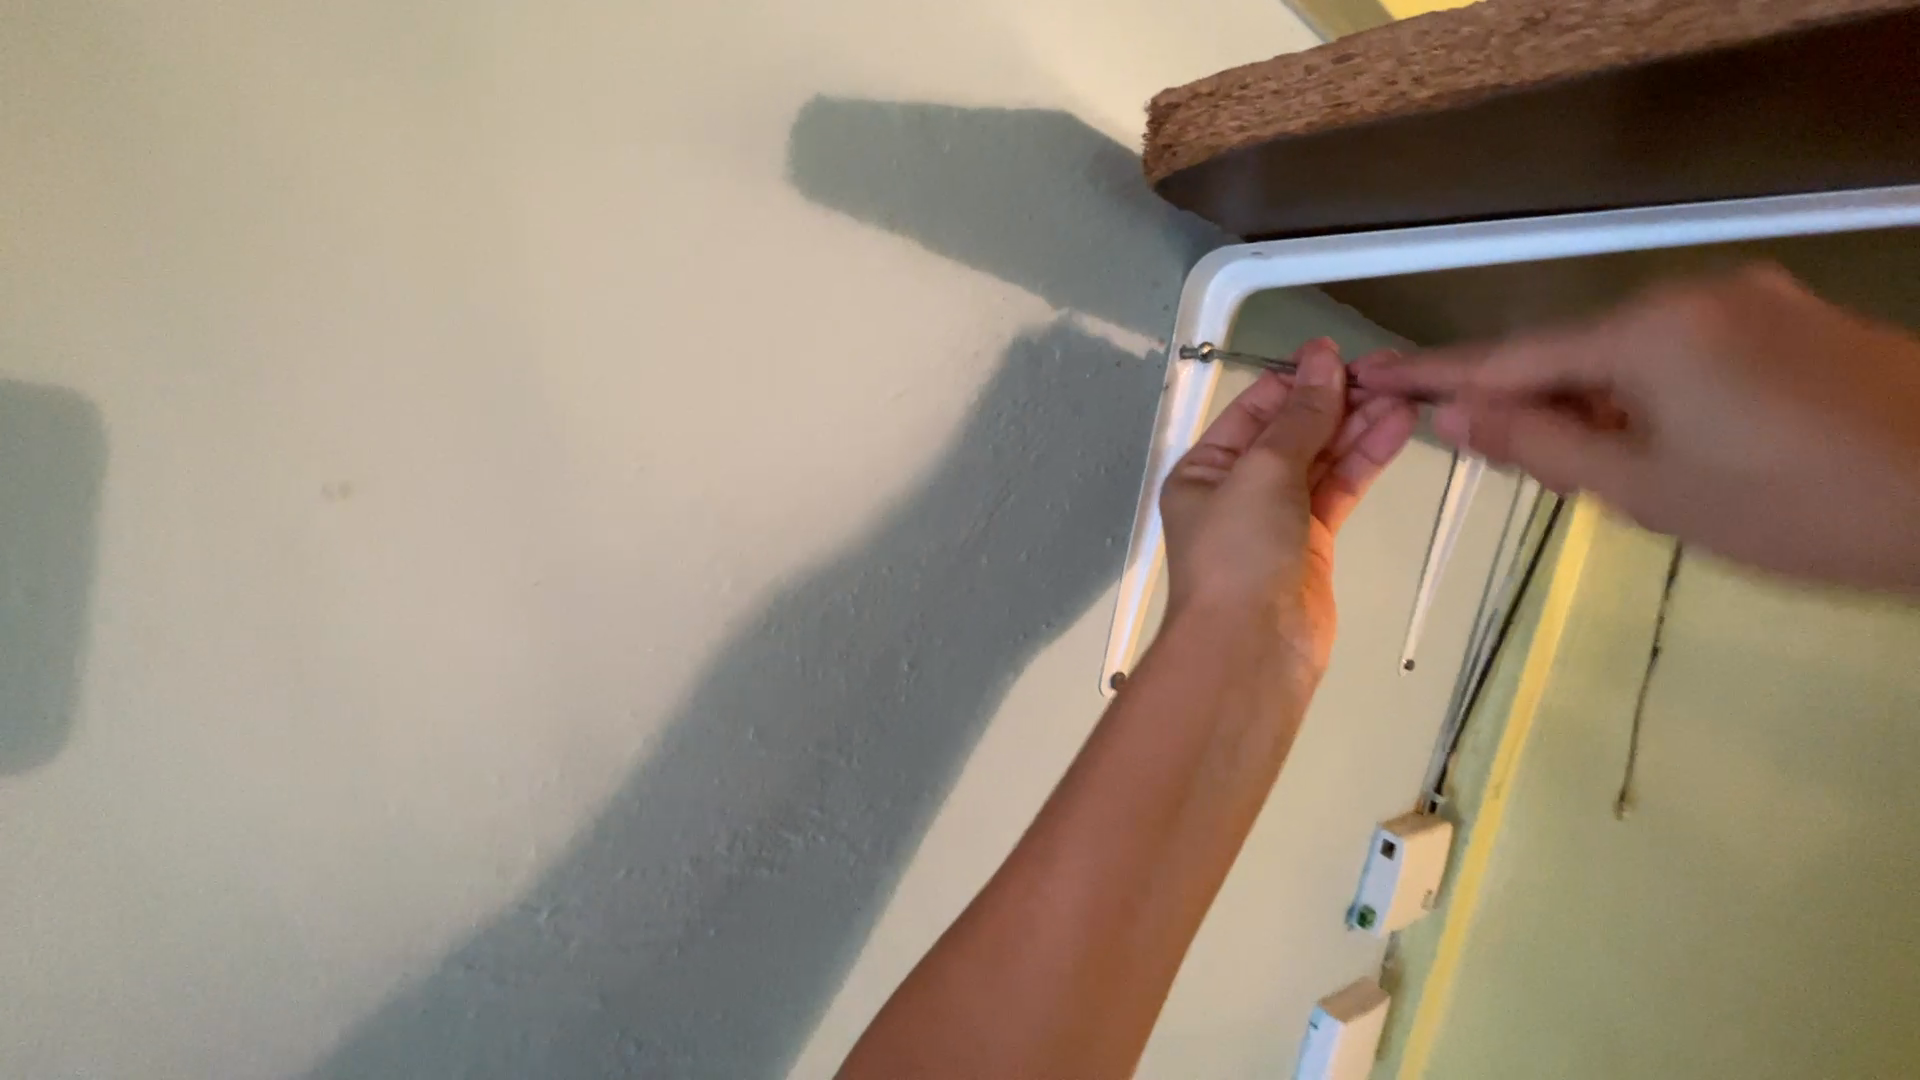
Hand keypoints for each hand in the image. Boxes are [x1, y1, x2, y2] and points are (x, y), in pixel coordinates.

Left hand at [1160, 339, 1416, 681]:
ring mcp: (1274, 516)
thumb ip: (1297, 417)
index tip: (1344, 355)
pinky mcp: (1310, 541)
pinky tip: (1397, 427)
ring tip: (1406, 392)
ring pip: (1319, 458)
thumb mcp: (1261, 472)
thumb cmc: (1240, 552)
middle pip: (1289, 432)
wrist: (1252, 647)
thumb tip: (1321, 360)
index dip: (1297, 380)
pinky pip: (1337, 489)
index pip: (1252, 410)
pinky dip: (1364, 459)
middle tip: (1390, 371)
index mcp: (1204, 469)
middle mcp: (1235, 489)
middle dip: (1334, 401)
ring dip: (1357, 426)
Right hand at [1354, 266, 1919, 591]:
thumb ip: (1536, 446)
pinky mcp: (1783, 324)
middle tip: (1503, 461)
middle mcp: (1691, 298)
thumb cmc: (1802, 508)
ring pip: (1617, 362)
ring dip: (1584, 411)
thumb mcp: (1645, 491)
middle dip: (1525, 407)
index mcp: (1649, 333)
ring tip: (1601, 471)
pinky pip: (1669, 360)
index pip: (1505, 358)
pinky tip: (1652, 446)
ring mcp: (1744, 304)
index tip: (1367, 374)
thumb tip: (1451, 415)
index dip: (1430, 374)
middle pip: (1563, 357)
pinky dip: (1635, 402)